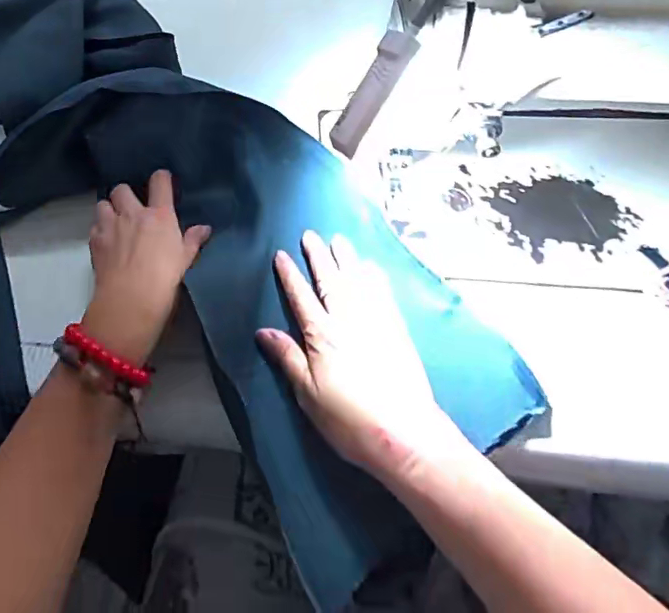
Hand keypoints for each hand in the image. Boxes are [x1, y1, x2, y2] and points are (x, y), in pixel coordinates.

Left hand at [83, 170, 210, 365]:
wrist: (130, 298)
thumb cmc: (164, 277)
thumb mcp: (184, 259)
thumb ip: (192, 240)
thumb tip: (204, 228)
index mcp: (159, 215)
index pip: (159, 182)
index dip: (161, 178)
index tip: (161, 181)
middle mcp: (133, 213)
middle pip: (122, 189)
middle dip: (125, 195)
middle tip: (131, 208)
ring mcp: (111, 225)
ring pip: (103, 204)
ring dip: (108, 210)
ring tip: (114, 222)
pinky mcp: (95, 240)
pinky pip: (94, 226)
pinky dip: (99, 230)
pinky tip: (105, 242)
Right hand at [258, 232, 466, 480]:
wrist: (405, 434)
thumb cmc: (349, 419)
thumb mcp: (308, 394)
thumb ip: (288, 358)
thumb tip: (263, 331)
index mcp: (322, 335)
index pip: (300, 297)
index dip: (289, 275)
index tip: (281, 255)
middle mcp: (348, 319)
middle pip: (330, 280)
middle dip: (318, 256)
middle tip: (310, 235)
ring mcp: (376, 321)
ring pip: (357, 280)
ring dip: (346, 258)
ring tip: (338, 240)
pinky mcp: (397, 329)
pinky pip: (383, 293)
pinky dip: (374, 276)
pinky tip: (371, 267)